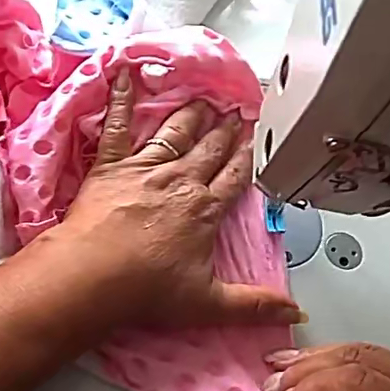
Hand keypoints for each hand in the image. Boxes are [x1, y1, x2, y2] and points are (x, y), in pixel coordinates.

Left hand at [17, 70, 301, 332]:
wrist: (94, 276)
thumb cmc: (147, 290)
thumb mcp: (209, 304)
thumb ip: (255, 306)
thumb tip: (295, 315)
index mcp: (205, 210)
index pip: (234, 177)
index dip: (247, 156)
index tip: (255, 137)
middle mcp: (180, 182)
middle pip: (209, 150)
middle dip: (224, 130)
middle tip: (235, 109)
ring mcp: (145, 169)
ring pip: (175, 133)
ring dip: (190, 115)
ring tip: (202, 99)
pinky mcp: (111, 166)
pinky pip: (118, 126)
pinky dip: (122, 100)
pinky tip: (124, 75)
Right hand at [264, 343, 389, 390]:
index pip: (358, 386)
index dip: (310, 389)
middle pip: (361, 359)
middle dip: (308, 367)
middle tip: (272, 384)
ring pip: (369, 352)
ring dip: (322, 358)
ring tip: (285, 371)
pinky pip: (382, 360)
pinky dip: (344, 362)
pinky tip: (321, 371)